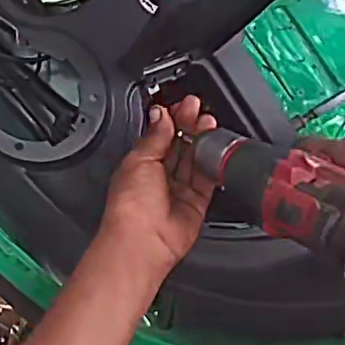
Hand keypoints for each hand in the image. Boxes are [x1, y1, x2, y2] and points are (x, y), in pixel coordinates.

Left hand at [93, 95, 218, 277]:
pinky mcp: (195, 204)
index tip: (182, 105)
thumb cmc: (130, 206)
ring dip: (202, 140)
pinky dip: (212, 163)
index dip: (171, 118)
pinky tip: (215, 147)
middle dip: (188, 125)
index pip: (159, 134)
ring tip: (209, 122)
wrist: (143, 240)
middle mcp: (158, 177)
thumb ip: (155, 135)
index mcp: (139, 163)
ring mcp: (177, 191)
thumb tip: (160, 114)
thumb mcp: (139, 158)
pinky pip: (207, 180)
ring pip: (194, 160)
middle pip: (179, 145)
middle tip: (197, 109)